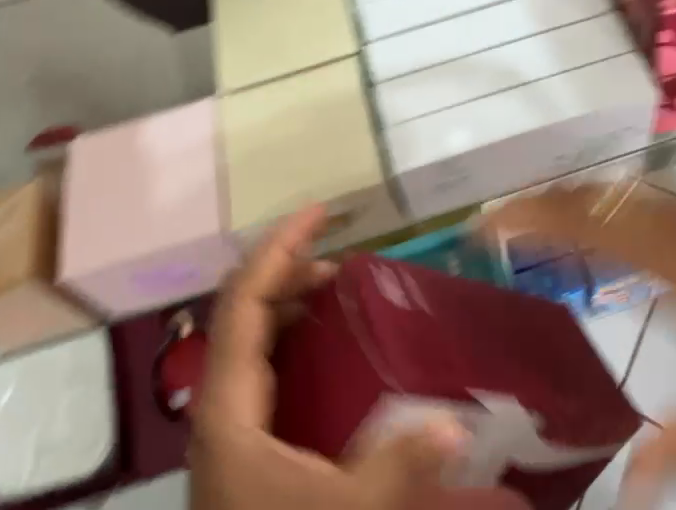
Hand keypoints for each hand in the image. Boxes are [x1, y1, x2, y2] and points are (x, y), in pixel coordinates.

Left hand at [191, 207, 528, 509]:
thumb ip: (400, 464)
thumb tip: (457, 422)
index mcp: (229, 406)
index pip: (245, 301)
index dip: (280, 247)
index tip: (321, 211)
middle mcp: (218, 405)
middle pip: (241, 311)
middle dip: (287, 268)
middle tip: (339, 254)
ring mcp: (225, 426)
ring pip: (246, 338)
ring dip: (286, 300)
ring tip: (332, 286)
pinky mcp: (238, 446)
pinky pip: (257, 365)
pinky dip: (286, 336)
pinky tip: (320, 346)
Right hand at [485, 186, 675, 489]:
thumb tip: (633, 490)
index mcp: (673, 260)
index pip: (584, 224)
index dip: (529, 219)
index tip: (484, 225)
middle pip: (592, 197)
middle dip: (538, 205)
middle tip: (495, 224)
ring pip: (619, 193)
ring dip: (572, 201)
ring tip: (535, 224)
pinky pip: (646, 199)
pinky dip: (609, 205)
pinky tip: (608, 231)